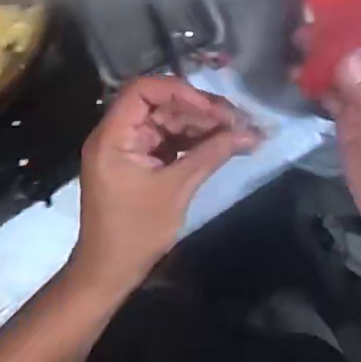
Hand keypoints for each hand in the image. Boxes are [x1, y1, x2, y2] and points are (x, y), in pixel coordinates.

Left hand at [71, 76, 258, 292]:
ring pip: (173, 121)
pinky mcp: (144, 160)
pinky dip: (199, 140)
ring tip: (241, 132)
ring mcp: (132, 147)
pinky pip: (174, 139)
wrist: (110, 271)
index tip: (212, 109)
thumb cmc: (135, 230)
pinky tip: (227, 143)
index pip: (143, 90)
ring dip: (206, 124)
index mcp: (113, 137)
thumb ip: (211, 154)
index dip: (179, 92)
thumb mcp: (176, 189)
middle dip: (203, 110)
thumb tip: (250, 133)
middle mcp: (119, 135)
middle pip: (163, 104)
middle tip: (240, 120)